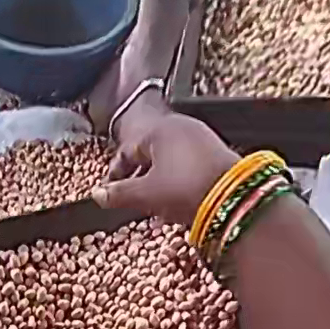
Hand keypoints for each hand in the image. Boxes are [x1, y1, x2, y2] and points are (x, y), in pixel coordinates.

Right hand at [92, 109, 239, 227]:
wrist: (232, 196)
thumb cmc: (185, 189)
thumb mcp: (146, 195)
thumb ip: (119, 194)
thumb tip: (96, 195)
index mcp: (159, 131)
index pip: (127, 150)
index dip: (114, 173)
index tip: (108, 192)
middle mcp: (180, 127)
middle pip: (147, 151)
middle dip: (135, 175)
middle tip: (128, 197)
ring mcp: (199, 138)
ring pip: (166, 158)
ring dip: (154, 178)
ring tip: (150, 201)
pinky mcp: (214, 153)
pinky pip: (184, 163)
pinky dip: (172, 178)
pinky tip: (173, 197)